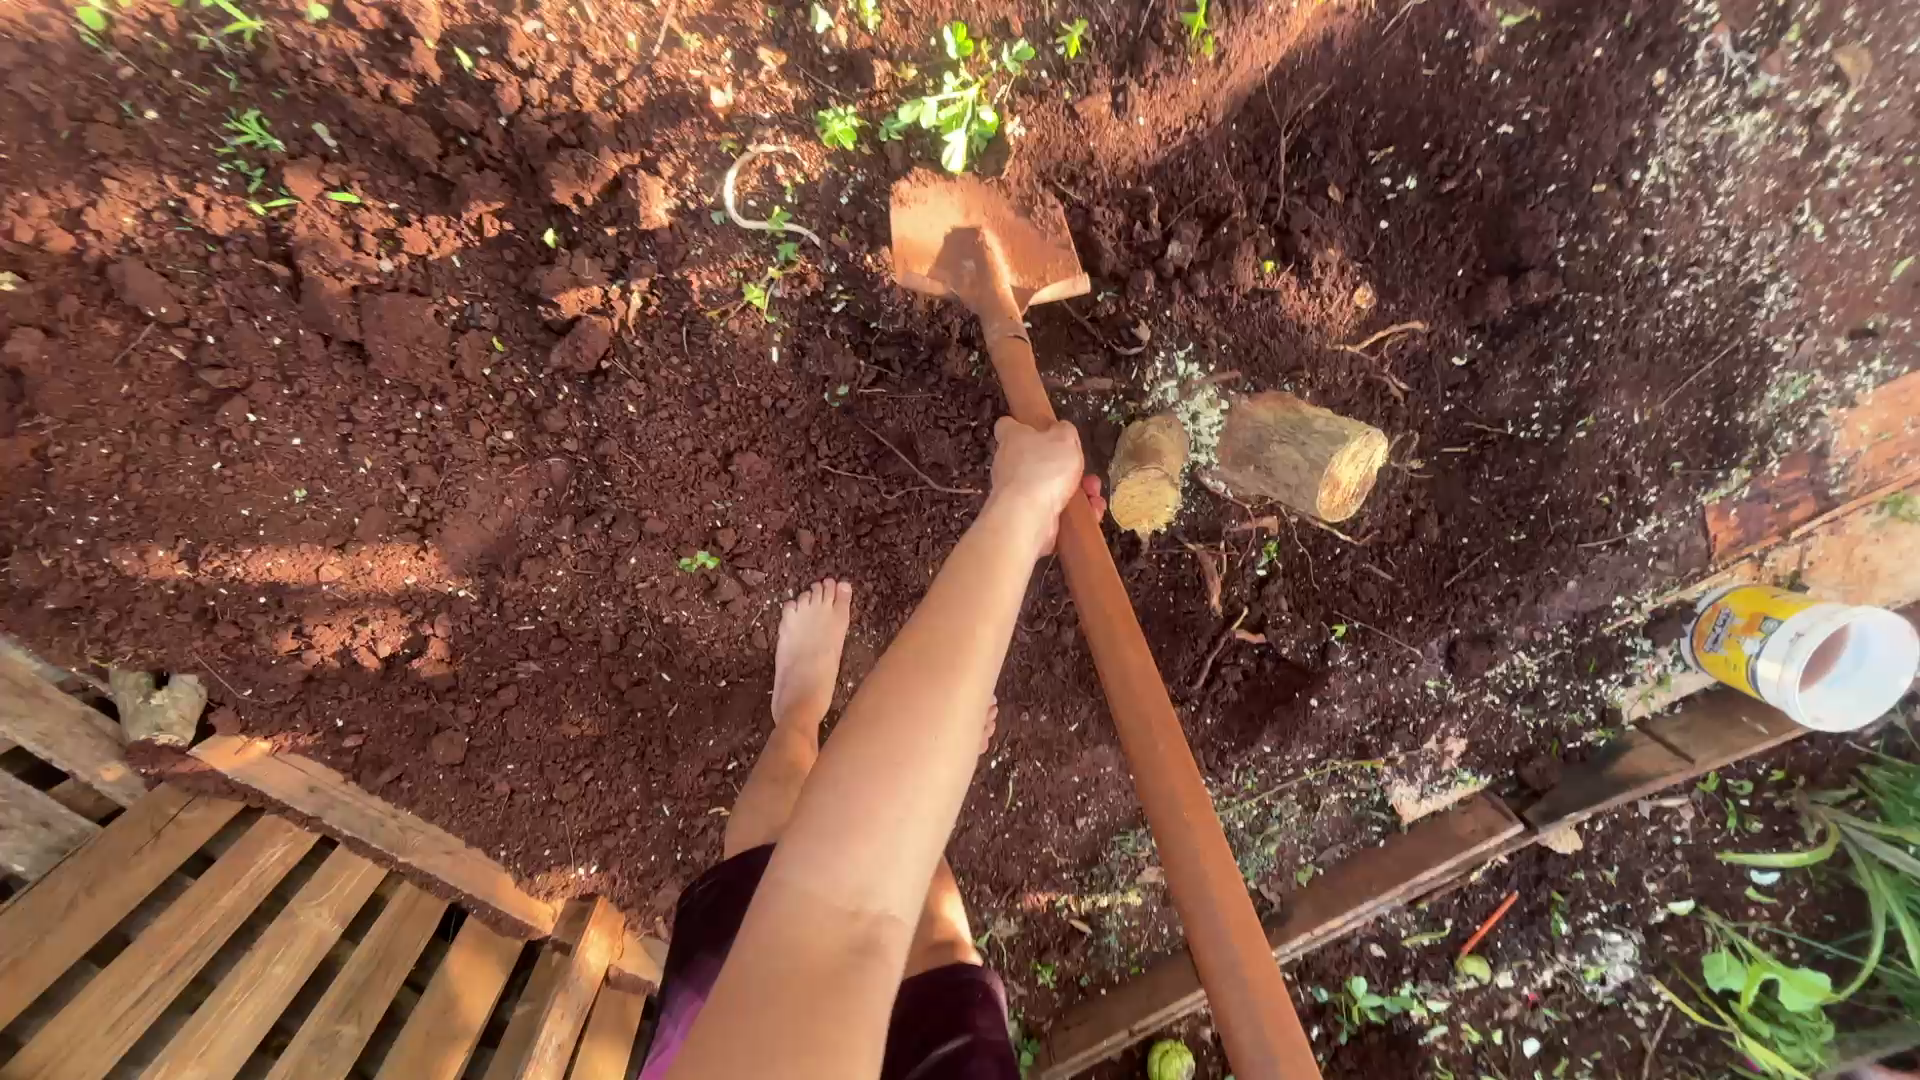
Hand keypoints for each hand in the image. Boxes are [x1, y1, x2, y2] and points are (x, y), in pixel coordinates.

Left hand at [987, 417, 1104, 552]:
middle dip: (1063, 464)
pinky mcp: (1027, 515)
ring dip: (1075, 489)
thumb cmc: (1042, 470)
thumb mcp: (1064, 438)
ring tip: (1092, 492)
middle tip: (1080, 466)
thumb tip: (1062, 429)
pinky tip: (1091, 511)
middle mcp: (1009, 465)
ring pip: (1049, 487)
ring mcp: (1017, 493)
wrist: (1027, 516)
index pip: (1007, 426)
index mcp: (1012, 439)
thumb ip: (1065, 430)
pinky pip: (1054, 509)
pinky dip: (1074, 511)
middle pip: (1035, 459)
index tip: (1036, 428)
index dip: (1021, 425)